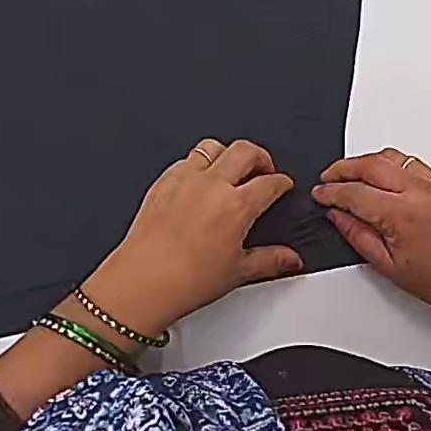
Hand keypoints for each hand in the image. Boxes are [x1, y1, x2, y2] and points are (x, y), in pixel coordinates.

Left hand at [83, 139, 303, 337]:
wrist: (142, 284)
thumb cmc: (184, 280)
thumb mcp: (238, 272)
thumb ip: (269, 260)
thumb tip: (289, 260)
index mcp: (236, 206)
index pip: (270, 182)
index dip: (282, 182)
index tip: (282, 184)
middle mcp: (211, 186)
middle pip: (246, 151)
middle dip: (261, 157)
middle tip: (264, 169)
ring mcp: (184, 180)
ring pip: (213, 147)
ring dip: (228, 154)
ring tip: (232, 168)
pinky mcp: (162, 183)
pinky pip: (185, 160)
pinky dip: (198, 164)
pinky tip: (199, 180)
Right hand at [311, 149, 430, 316]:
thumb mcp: (385, 264)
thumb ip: (357, 235)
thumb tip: (337, 215)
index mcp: (403, 214)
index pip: (356, 192)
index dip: (332, 192)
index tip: (320, 194)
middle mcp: (419, 193)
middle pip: (371, 165)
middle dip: (343, 169)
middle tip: (328, 179)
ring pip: (390, 157)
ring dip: (365, 162)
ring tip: (350, 174)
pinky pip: (410, 162)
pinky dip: (390, 162)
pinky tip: (380, 173)